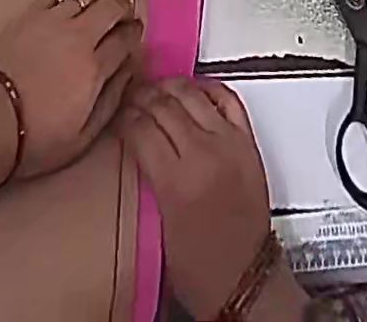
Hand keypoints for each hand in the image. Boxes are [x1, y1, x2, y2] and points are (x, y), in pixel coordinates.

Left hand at [0, 0, 141, 180]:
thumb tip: (128, 70)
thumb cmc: (37, 137)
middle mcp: (78, 36)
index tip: (133, 37)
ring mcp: (52, 21)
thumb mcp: (84, 135)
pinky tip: (68, 8)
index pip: (126, 37)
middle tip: (120, 21)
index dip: (134, 34)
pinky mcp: (29, 15)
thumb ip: (112, 99)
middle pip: (112, 6)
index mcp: (94, 66)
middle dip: (122, 11)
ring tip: (96, 10)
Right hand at [120, 79, 272, 318]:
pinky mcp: (248, 141)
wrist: (246, 278)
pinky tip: (196, 89)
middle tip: (132, 97)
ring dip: (170, 87)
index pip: (141, 128)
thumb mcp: (160, 222)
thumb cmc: (198, 265)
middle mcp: (203, 154)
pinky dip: (210, 88)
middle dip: (142, 97)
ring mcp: (229, 142)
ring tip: (158, 89)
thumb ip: (149, 175)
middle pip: (164, 105)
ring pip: (193, 94)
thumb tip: (137, 138)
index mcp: (176, 181)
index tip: (118, 114)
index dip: (125, 116)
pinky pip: (228, 99)